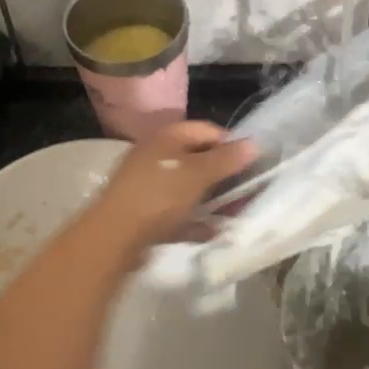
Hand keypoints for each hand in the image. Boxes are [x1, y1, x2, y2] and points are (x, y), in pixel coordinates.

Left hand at [80, 121, 256, 250]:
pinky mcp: (145, 214)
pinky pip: (177, 213)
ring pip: (188, 188)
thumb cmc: (159, 195)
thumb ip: (226, 159)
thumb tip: (254, 143)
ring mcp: (148, 186)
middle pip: (197, 159)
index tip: (251, 163)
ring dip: (212, 200)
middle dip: (224, 175)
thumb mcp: (197, 174)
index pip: (206, 130)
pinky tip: (213, 232)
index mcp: (166, 137)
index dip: (230, 143)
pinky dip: (195, 221)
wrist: (113, 238)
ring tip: (235, 214)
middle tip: (247, 190)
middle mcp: (155, 156)